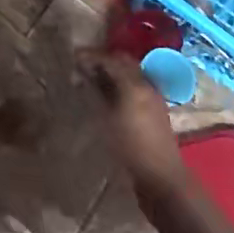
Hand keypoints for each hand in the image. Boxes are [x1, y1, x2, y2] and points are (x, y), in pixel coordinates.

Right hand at [78, 50, 184, 184]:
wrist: (160, 176)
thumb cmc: (131, 147)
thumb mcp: (108, 118)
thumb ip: (97, 92)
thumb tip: (84, 73)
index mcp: (136, 84)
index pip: (112, 60)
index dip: (91, 56)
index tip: (73, 57)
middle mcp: (147, 86)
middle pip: (124, 64)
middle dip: (103, 60)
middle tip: (80, 65)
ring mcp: (152, 99)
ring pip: (129, 75)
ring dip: (111, 72)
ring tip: (90, 78)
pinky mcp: (153, 112)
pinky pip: (133, 87)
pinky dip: (118, 84)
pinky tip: (106, 96)